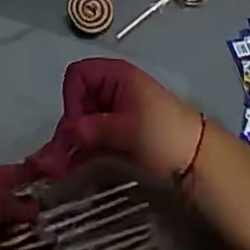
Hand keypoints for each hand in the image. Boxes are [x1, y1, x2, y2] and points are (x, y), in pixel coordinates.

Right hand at [28, 58, 203, 180]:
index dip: (72, 98)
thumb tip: (63, 134)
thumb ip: (93, 129)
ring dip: (66, 147)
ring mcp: (112, 115)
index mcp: (117, 76)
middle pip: (75, 103)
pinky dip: (76, 155)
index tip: (79, 125)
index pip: (78, 75)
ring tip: (56, 174)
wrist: (193, 158)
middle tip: (56, 162)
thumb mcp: (128, 128)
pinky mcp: (114, 137)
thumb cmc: (164, 133)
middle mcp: (111, 91)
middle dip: (65, 131)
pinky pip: (87, 141)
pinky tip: (67, 173)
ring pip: (78, 126)